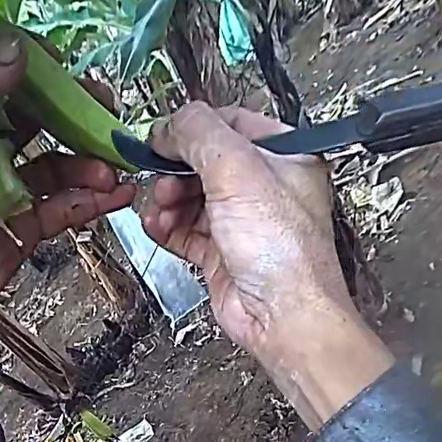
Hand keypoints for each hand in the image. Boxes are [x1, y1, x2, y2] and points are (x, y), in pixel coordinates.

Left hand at [0, 38, 136, 365]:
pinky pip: (67, 204)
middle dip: (74, 112)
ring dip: (89, 162)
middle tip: (105, 110)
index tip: (61, 65)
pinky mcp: (28, 222)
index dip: (30, 65)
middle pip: (37, 117)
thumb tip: (12, 52)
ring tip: (112, 167)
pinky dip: (94, 199)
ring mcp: (11, 186)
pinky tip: (117, 194)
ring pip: (59, 162)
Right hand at [142, 104, 391, 425]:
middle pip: (206, 163)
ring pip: (193, 199)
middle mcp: (266, 190)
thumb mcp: (237, 169)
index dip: (194, 129)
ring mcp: (244, 225)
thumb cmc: (281, 251)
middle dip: (176, 169)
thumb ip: (198, 133)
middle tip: (160, 176)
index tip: (163, 135)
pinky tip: (155, 225)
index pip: (233, 124)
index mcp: (286, 157)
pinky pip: (187, 233)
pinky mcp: (224, 257)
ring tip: (160, 208)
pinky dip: (168, 227)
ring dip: (168, 200)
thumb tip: (169, 125)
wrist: (283, 316)